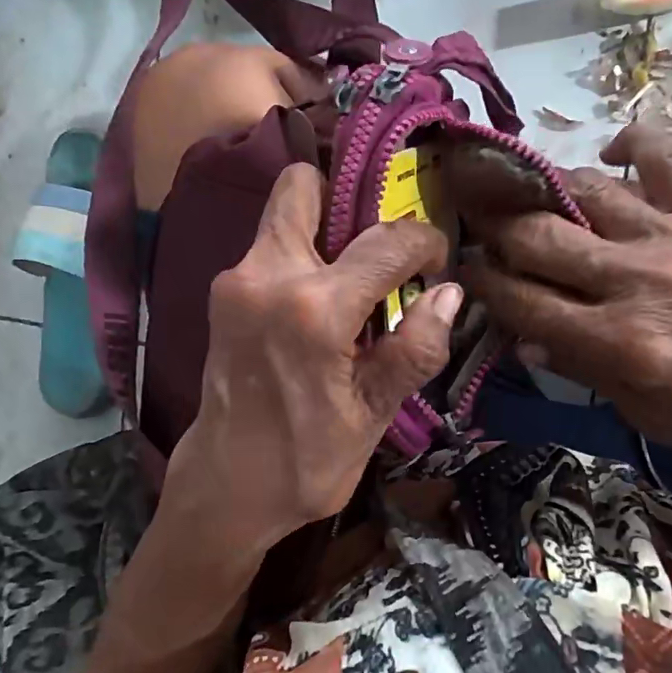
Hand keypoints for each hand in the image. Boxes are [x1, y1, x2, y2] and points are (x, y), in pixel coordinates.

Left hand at [171, 163, 463, 549]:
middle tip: (378, 245)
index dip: (424, 242)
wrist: (225, 486)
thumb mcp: (374, 414)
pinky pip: (270, 247)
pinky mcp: (224, 291)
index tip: (436, 263)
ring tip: (354, 277)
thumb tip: (447, 293)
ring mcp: (237, 279)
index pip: (386, 242)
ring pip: (284, 214)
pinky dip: (302, 256)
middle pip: (302, 186)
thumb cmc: (305, 461)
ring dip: (323, 229)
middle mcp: (267, 275)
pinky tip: (320, 302)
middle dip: (347, 200)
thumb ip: (415, 348)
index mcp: (314, 310)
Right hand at [461, 124, 671, 468]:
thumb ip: (583, 372)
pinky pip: (663, 159)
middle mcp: (635, 280)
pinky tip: (610, 153)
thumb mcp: (652, 418)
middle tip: (483, 235)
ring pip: (584, 192)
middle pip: (536, 237)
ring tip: (526, 198)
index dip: (480, 285)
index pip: (521, 302)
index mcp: (619, 342)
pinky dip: (633, 145)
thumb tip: (524, 338)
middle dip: (495, 234)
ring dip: (543, 192)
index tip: (464, 275)